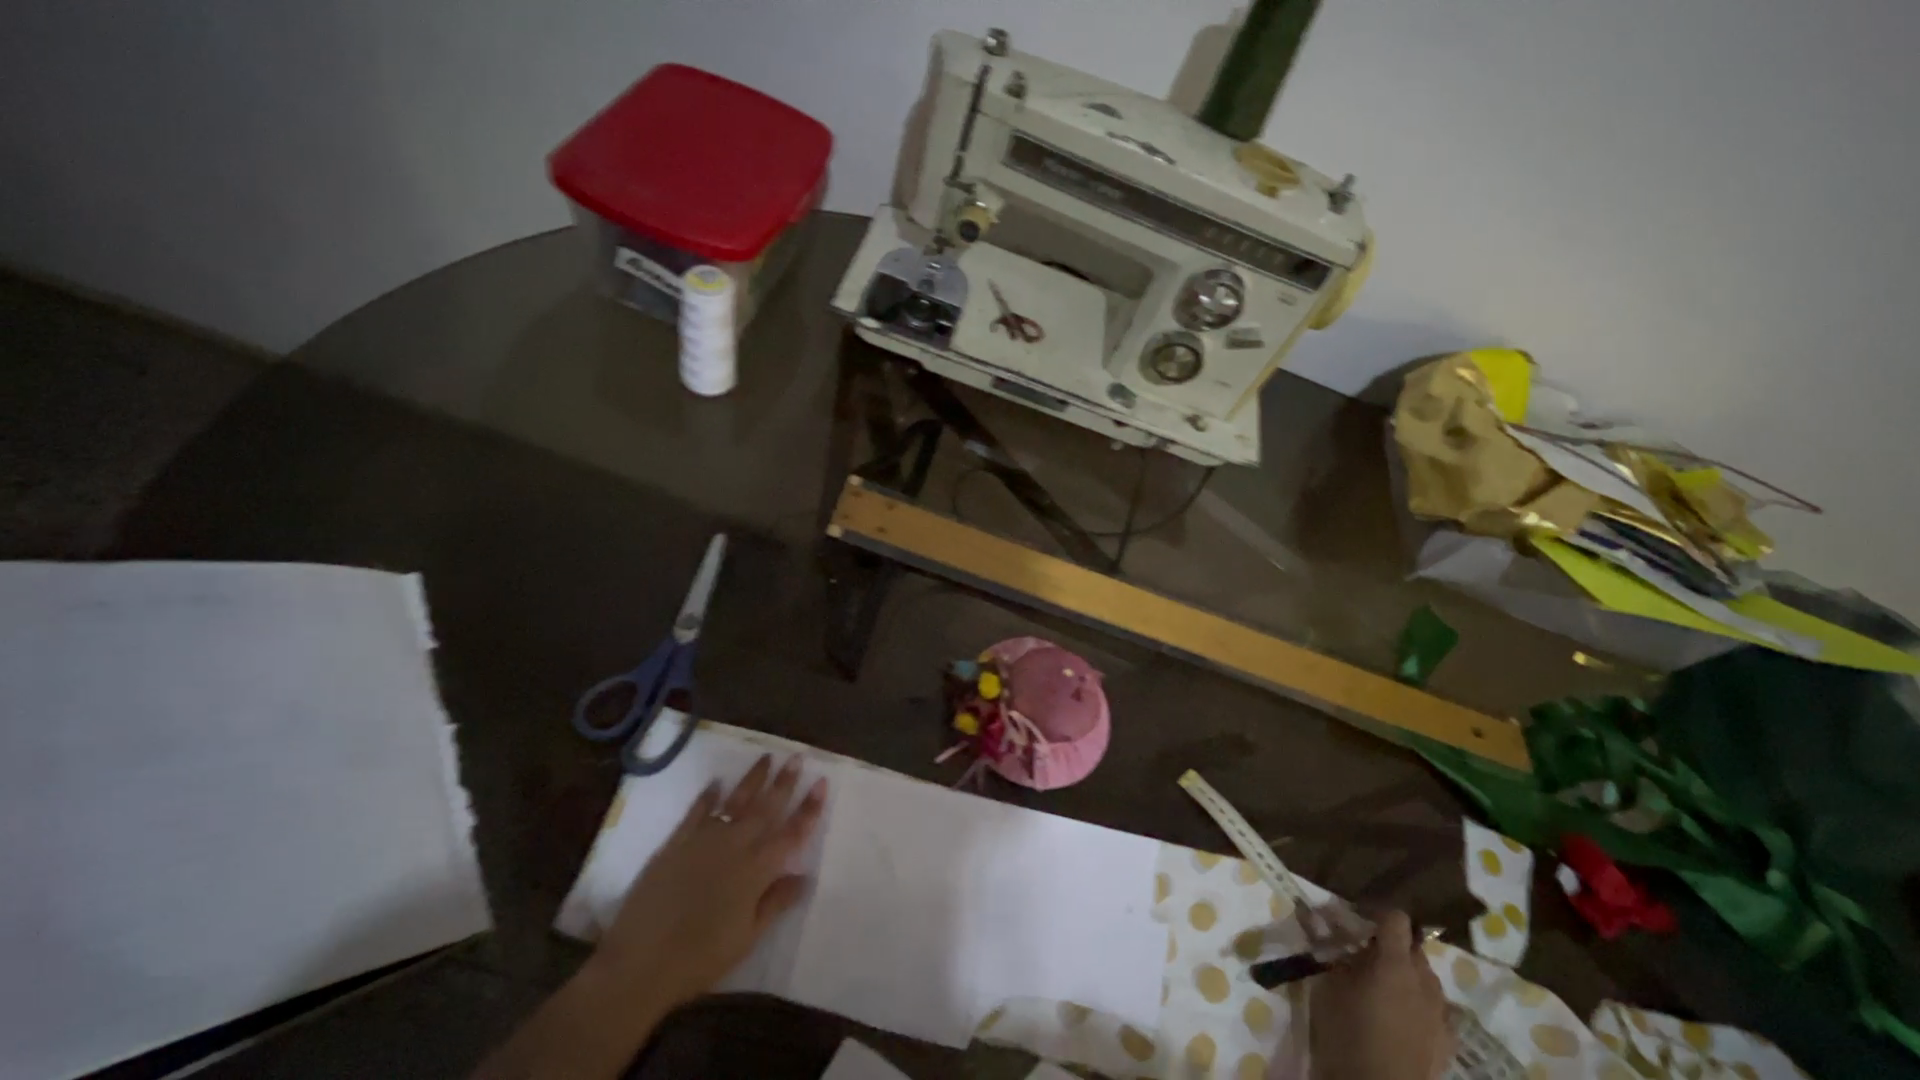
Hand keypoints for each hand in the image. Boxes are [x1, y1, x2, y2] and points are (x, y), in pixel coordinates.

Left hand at [471, 760, 825, 1079]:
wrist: (640, 963)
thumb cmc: (700, 958)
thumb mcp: (747, 937)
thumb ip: (775, 902)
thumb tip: (804, 876)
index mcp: (756, 871)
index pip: (791, 834)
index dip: (809, 809)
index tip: (822, 783)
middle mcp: (733, 847)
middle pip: (765, 808)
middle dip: (784, 783)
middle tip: (797, 757)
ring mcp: (701, 841)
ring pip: (734, 802)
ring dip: (752, 779)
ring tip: (766, 758)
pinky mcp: (674, 844)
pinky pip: (696, 812)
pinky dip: (708, 796)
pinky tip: (716, 783)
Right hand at [1309, 911, 1453, 1079]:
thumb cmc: (1346, 1036)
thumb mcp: (1327, 989)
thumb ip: (1340, 961)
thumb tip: (1346, 947)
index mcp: (1394, 962)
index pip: (1396, 919)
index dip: (1378, 916)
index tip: (1360, 923)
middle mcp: (1424, 980)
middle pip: (1413, 949)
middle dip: (1393, 949)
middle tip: (1368, 961)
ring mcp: (1441, 1011)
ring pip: (1426, 979)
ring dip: (1408, 978)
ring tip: (1386, 995)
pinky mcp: (1449, 1039)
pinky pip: (1436, 1010)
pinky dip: (1420, 1007)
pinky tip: (1403, 1022)